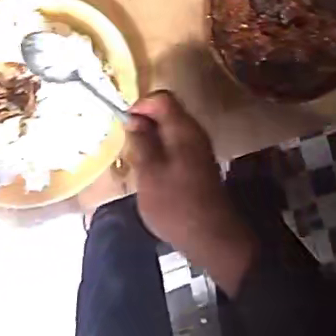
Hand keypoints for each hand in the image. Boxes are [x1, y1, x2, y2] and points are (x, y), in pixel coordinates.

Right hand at [126, 90, 258, 292]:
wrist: (212, 237)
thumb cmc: (176, 206)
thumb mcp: (149, 174)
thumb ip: (141, 143)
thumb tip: (133, 119)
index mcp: (183, 129)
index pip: (161, 98)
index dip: (140, 105)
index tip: (124, 125)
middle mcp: (195, 132)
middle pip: (167, 111)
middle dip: (144, 122)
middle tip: (128, 144)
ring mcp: (199, 147)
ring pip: (171, 128)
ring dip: (152, 137)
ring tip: (136, 159)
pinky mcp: (199, 163)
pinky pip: (177, 144)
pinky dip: (162, 150)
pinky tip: (151, 171)